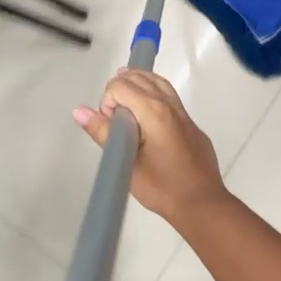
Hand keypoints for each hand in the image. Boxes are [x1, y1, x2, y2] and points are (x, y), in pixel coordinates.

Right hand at [73, 69, 230, 223]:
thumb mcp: (127, 162)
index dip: (108, 103)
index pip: (120, 86)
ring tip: (125, 108)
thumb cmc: (161, 187)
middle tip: (115, 120)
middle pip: (139, 77)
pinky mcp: (190, 123)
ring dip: (137, 87)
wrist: (201, 204)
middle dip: (120, 90)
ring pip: (157, 82)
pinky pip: (169, 96)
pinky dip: (152, 94)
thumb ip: (103, 132)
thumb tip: (80, 111)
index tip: (112, 128)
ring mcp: (183, 113)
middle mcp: (170, 105)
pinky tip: (146, 117)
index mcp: (154, 111)